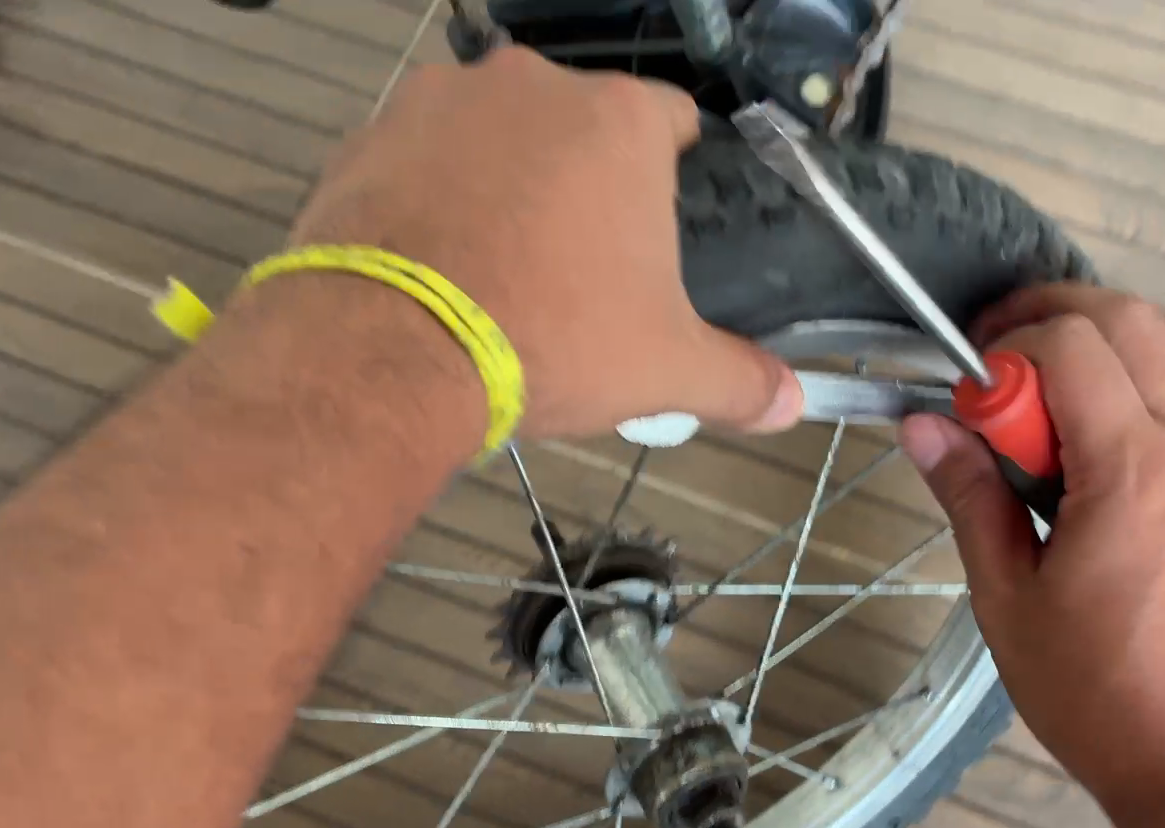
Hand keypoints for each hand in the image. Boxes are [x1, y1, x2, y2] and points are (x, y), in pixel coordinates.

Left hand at [286, 48, 800, 439]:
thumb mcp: (666, 370)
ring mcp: (444, 99)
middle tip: (583, 272)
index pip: (674, 122)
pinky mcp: (372, 133)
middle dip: (591, 189)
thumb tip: (792, 403)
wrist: (394, 349)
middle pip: (584, 133)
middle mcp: (534, 86)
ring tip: (507, 272)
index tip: (660, 232)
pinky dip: (443, 198)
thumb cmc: (553, 340)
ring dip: (514, 189)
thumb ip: (740, 380)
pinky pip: (429, 160)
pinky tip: (443, 264)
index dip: (676, 177)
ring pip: (504, 140)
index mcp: (621, 125)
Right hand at [900, 284, 1164, 814]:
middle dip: (1052, 315)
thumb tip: (922, 425)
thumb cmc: (1093, 689)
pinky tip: (1090, 422)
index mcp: (1131, 472)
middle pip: (1134, 321)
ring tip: (1044, 377)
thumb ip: (969, 497)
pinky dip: (1141, 367)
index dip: (1004, 350)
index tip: (962, 396)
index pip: (1071, 349)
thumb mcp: (1006, 596)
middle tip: (991, 357)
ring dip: (1107, 333)